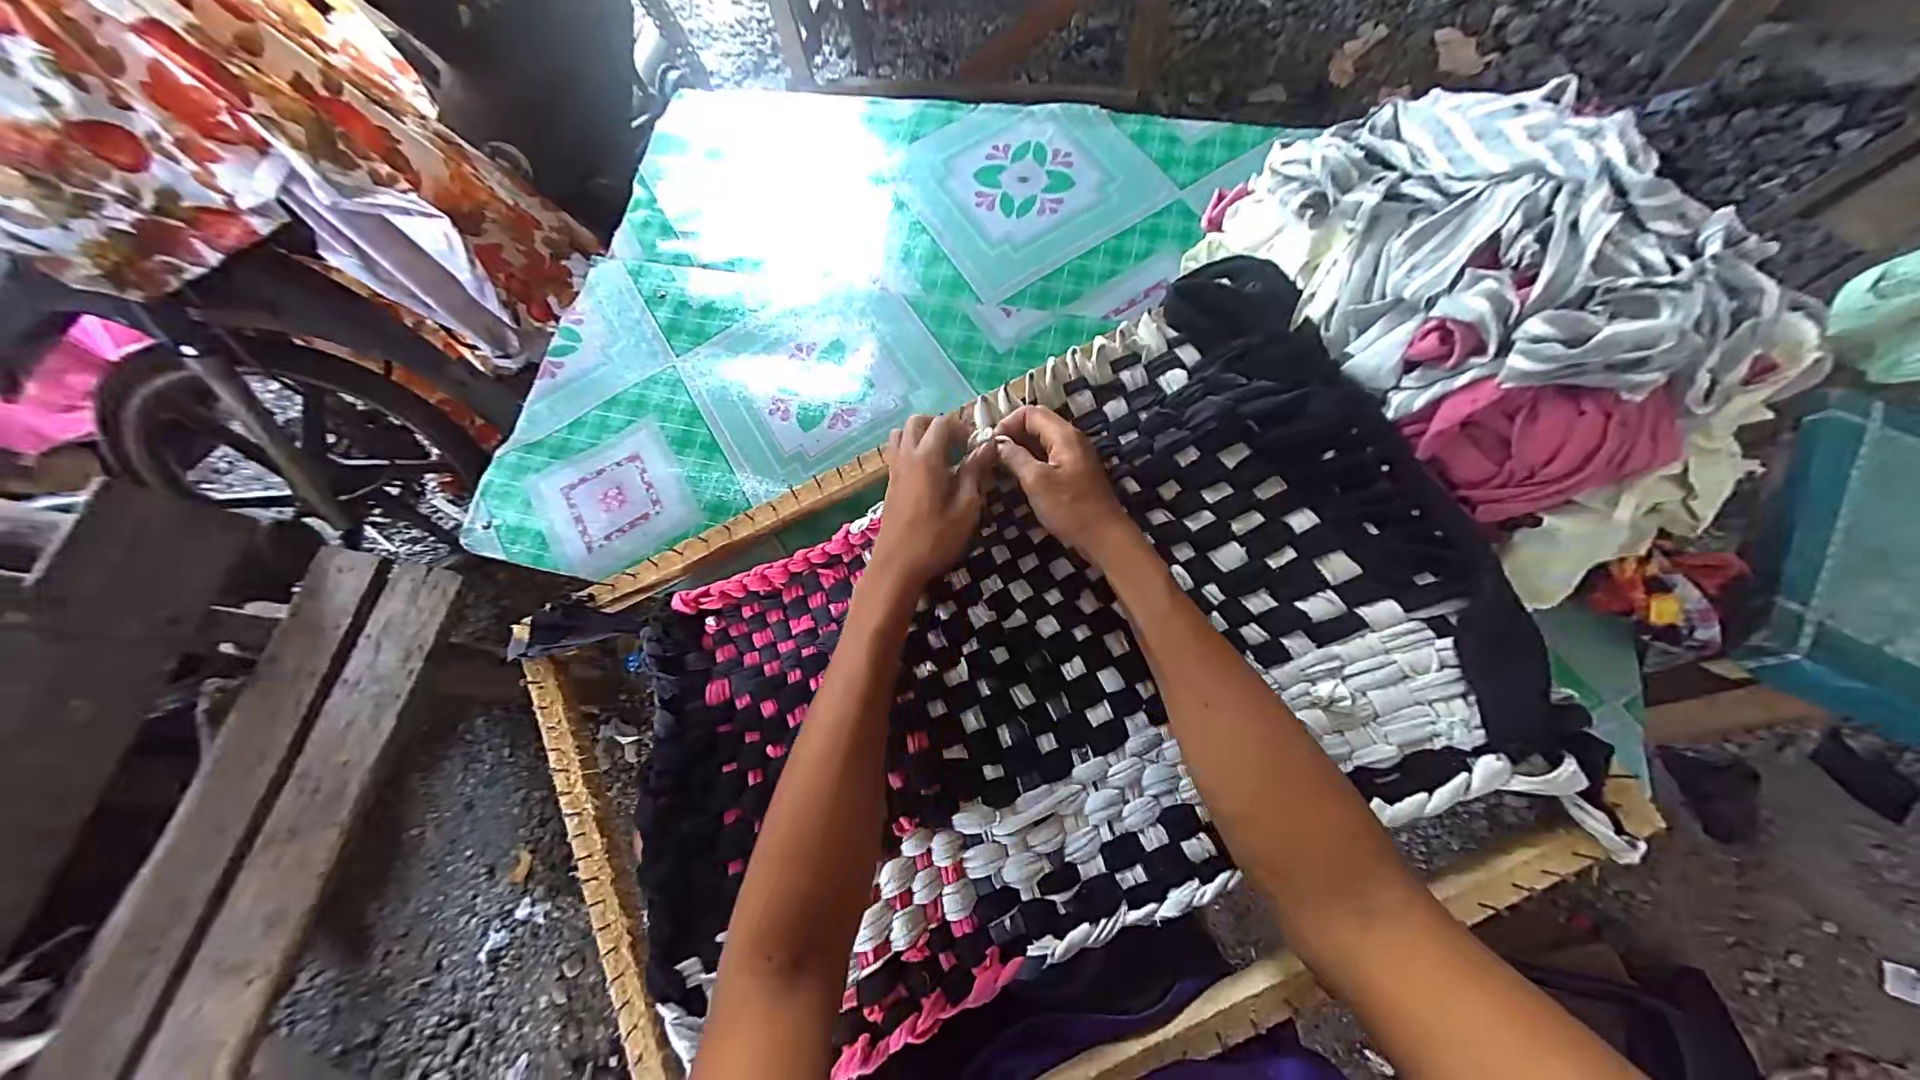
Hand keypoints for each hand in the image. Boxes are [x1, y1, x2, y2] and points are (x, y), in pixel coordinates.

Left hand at [867, 414, 996, 593]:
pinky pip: (898, 454)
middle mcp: (905, 457)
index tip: (978, 446)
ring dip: (922, 437)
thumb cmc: (935, 539)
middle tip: (959, 446)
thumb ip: (976, 472)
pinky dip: (913, 453)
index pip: (943, 422)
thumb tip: (987, 446)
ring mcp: (894, 471)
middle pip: (917, 422)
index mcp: (926, 458)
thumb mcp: (966, 507)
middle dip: (940, 426)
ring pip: (902, 435)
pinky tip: (931, 477)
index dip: (963, 427)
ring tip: (943, 457)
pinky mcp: (890, 486)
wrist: (896, 567)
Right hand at [993, 405, 1140, 563]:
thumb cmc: (1070, 508)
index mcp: (1064, 435)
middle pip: (1036, 424)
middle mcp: (1071, 439)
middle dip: (1011, 436)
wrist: (1104, 537)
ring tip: (1000, 467)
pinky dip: (1031, 462)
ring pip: (1041, 442)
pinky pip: (1048, 457)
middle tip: (992, 456)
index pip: (1029, 412)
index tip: (991, 445)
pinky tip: (1018, 478)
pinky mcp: (1074, 472)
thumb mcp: (1036, 481)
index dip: (1007, 423)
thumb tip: (998, 443)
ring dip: (1020, 450)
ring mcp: (1074, 456)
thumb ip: (1015, 457)